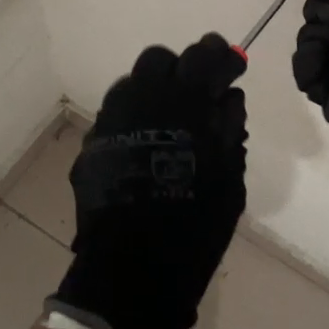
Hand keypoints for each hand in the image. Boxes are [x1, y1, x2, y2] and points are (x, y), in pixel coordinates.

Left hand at [45, 34, 246, 328]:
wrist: (132, 272)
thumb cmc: (195, 225)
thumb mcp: (229, 176)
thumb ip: (229, 127)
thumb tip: (227, 96)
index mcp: (184, 103)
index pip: (204, 56)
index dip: (222, 56)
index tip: (234, 64)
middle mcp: (144, 100)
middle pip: (161, 60)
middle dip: (183, 67)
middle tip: (200, 90)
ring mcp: (113, 119)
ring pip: (134, 82)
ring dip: (156, 89)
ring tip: (171, 116)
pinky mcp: (93, 143)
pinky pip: (117, 112)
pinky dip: (135, 114)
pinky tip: (147, 140)